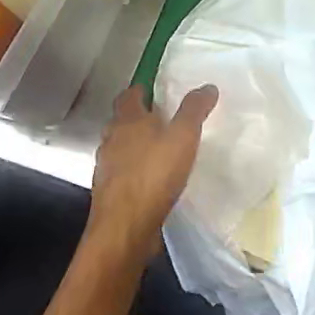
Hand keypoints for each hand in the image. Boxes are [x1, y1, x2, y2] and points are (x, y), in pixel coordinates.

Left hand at [84, 83, 218, 261]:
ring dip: (137, 144)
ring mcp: (107, 168)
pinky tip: (154, 177)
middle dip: (140, 117)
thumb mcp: (183, 137)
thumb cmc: (154, 175)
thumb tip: (207, 86)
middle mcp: (112, 140)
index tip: (157, 89)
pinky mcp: (110, 192)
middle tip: (165, 117)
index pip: (129, 95)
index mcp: (128, 121)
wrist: (124, 228)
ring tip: (162, 147)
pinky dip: (136, 168)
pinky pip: (123, 171)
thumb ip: (194, 110)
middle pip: (122, 120)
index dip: (142, 89)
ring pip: (121, 146)